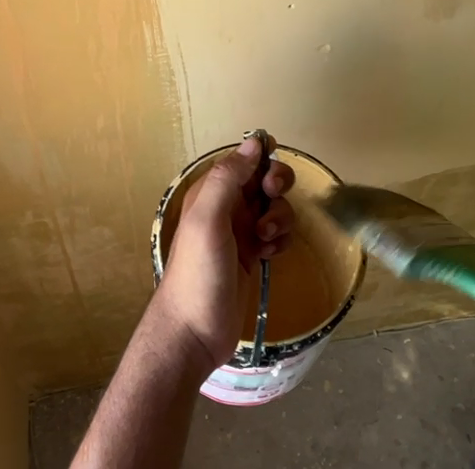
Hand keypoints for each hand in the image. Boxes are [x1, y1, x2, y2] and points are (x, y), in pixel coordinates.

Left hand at [151, 135, 296, 369]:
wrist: (193, 334)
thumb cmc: (198, 273)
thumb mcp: (208, 219)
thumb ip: (228, 178)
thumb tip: (254, 141)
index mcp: (210, 192)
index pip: (242, 158)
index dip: (262, 157)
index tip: (270, 172)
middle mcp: (225, 207)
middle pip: (263, 179)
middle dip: (276, 186)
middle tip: (272, 199)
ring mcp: (239, 233)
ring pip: (274, 207)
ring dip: (280, 217)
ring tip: (266, 239)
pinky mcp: (252, 257)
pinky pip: (277, 235)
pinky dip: (280, 240)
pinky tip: (270, 255)